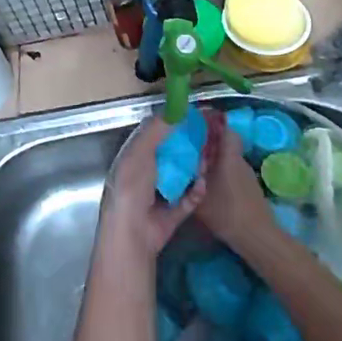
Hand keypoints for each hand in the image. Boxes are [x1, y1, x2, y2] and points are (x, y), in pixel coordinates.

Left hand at [97, 114, 208, 263]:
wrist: (132, 231)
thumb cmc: (131, 185)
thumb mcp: (141, 151)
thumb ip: (157, 130)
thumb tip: (176, 109)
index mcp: (135, 155)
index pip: (156, 134)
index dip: (175, 124)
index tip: (196, 116)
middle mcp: (147, 171)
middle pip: (173, 153)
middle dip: (191, 146)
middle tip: (210, 137)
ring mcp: (161, 192)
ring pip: (184, 174)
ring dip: (196, 167)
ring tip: (209, 160)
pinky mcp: (173, 212)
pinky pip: (189, 198)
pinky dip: (197, 191)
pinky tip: (203, 184)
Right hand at [193, 111, 276, 247]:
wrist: (256, 236)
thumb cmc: (226, 211)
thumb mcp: (199, 195)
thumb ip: (188, 177)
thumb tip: (177, 163)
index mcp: (228, 155)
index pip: (224, 127)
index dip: (211, 119)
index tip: (194, 116)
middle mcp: (237, 159)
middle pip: (224, 139)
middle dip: (207, 135)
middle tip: (187, 137)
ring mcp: (244, 173)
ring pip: (226, 154)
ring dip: (212, 153)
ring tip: (191, 156)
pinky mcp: (246, 186)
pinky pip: (229, 168)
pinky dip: (218, 167)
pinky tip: (204, 177)